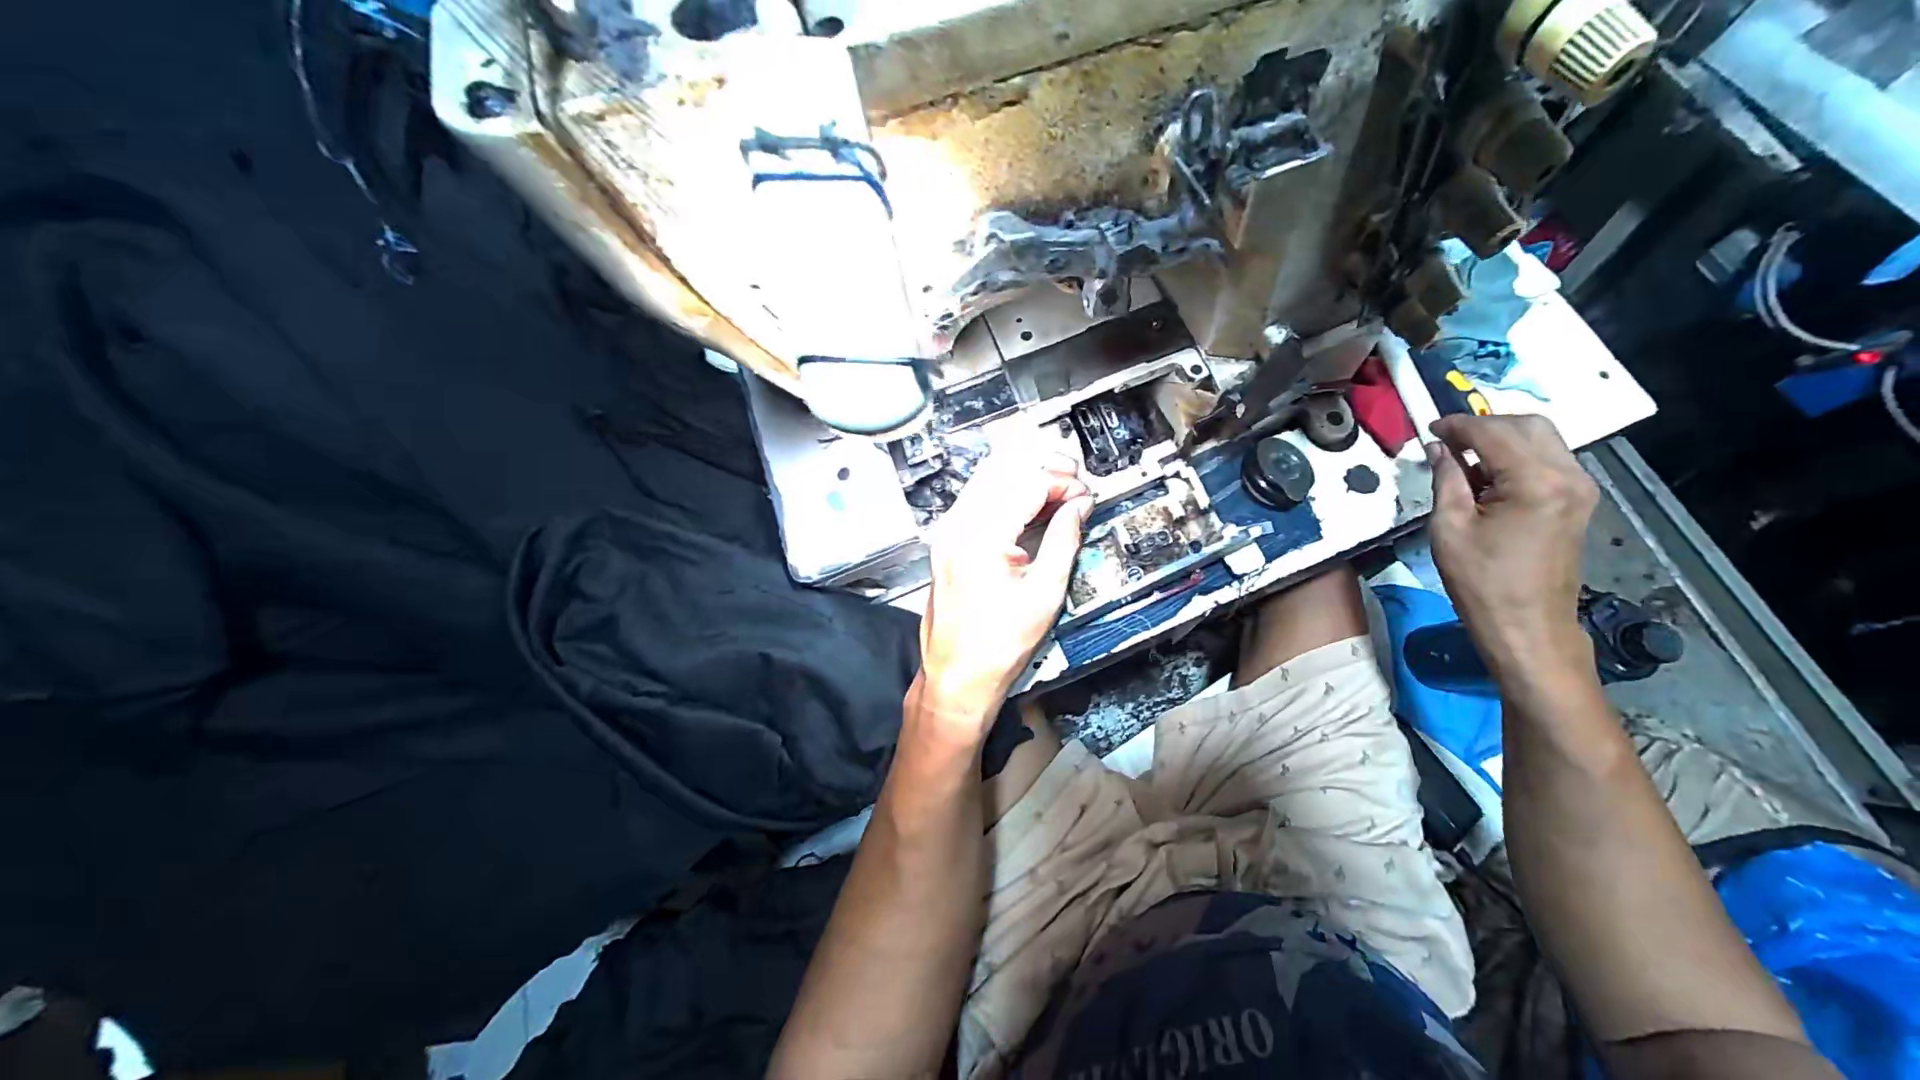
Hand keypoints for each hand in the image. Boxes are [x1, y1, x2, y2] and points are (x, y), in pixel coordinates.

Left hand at [914, 447, 1092, 739]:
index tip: (1085, 492)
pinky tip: (1029, 504)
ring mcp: (948, 532)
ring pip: (989, 477)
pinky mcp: (947, 540)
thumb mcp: (1045, 593)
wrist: (959, 673)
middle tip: (1075, 483)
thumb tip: (1079, 508)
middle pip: (1006, 470)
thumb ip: (1064, 540)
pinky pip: (978, 497)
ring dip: (1026, 476)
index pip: (1028, 482)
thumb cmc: (994, 647)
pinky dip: (1007, 492)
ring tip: (1057, 491)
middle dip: (1045, 469)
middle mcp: (957, 527)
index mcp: (981, 538)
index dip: (1063, 480)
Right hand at [1425, 414, 1598, 678]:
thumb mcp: (1448, 528)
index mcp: (1536, 482)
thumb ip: (1446, 480)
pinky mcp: (1578, 500)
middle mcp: (1569, 476)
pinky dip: (1517, 456)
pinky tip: (1488, 475)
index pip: (1494, 433)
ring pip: (1542, 438)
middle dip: (1484, 426)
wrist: (1527, 624)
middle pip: (1527, 425)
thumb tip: (1441, 449)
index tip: (1429, 429)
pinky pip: (1548, 459)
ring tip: (1464, 459)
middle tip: (1447, 442)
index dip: (1457, 426)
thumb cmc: (1481, 582)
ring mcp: (1580, 487)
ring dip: (1502, 439)